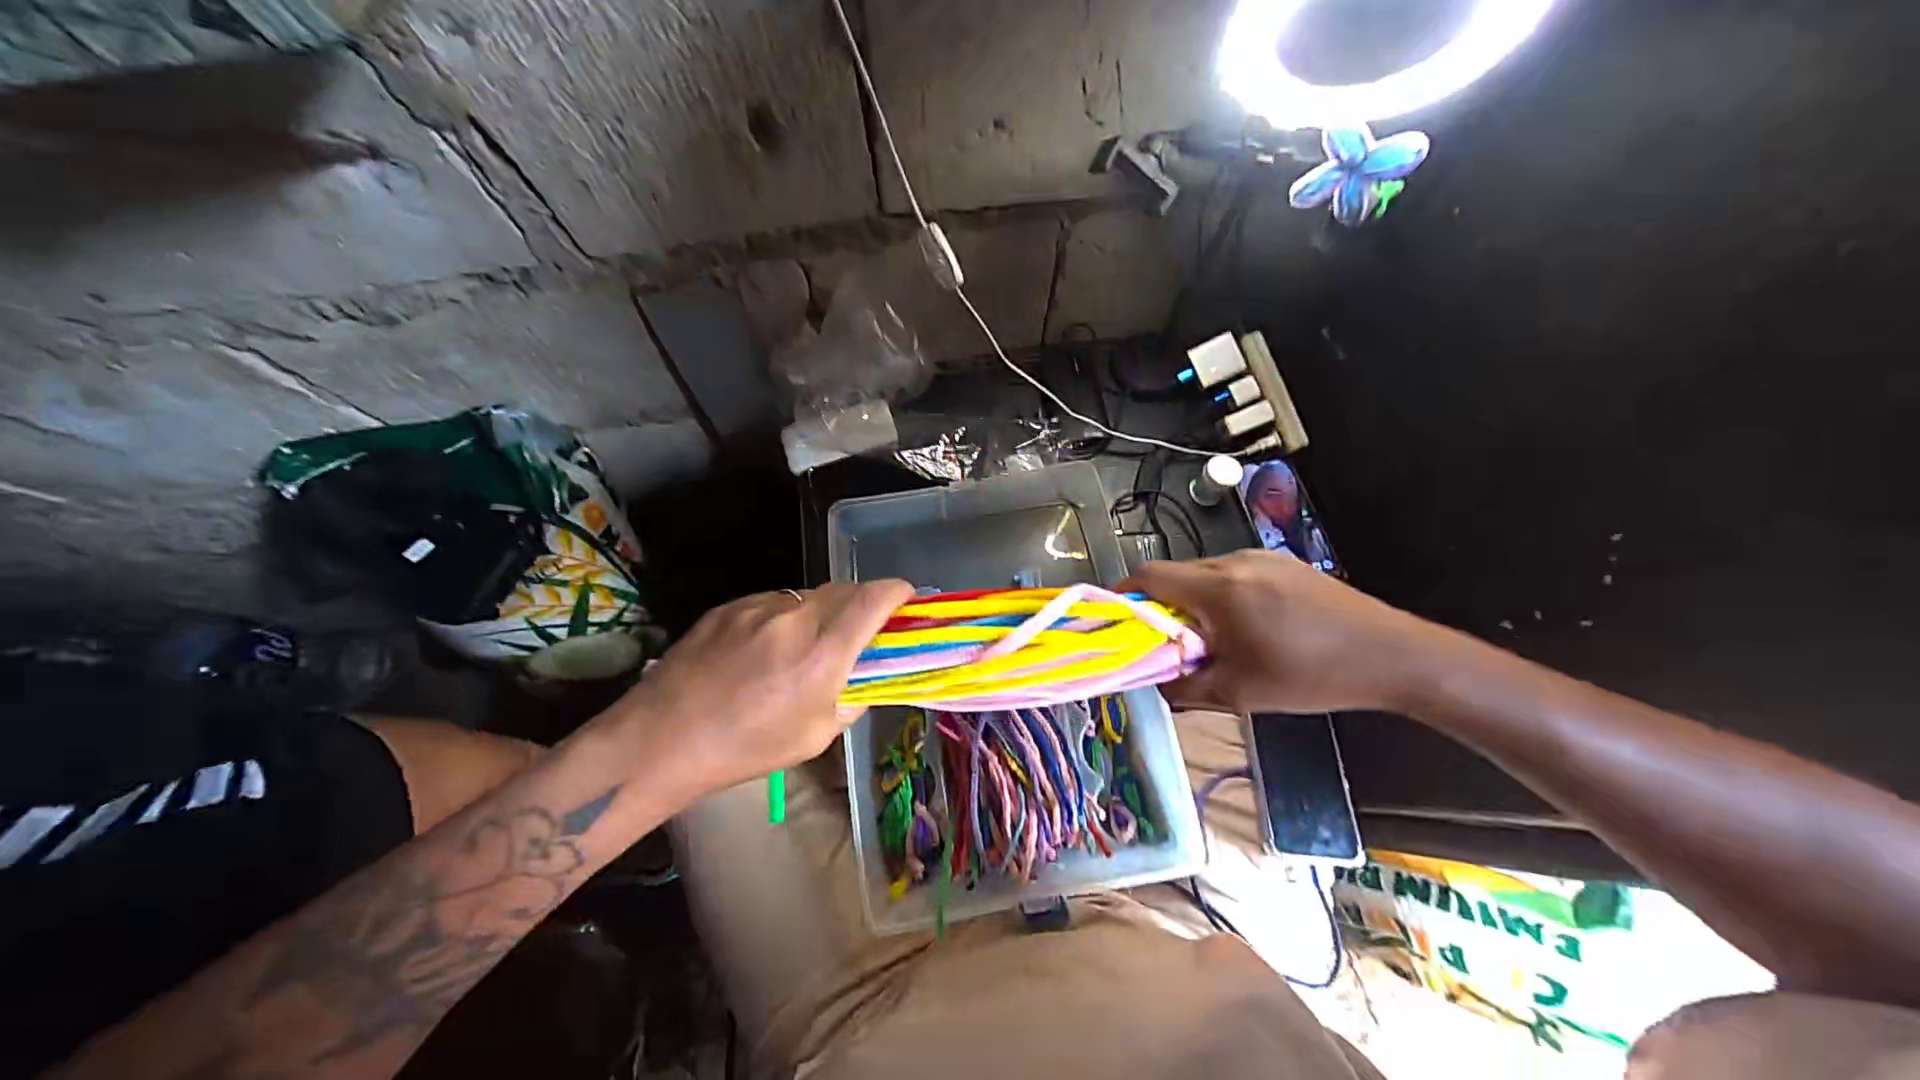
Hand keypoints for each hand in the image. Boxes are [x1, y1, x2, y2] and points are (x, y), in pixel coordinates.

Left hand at [606, 580, 913, 795]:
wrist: (660, 739)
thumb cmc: (745, 748)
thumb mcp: (814, 737)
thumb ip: (850, 699)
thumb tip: (865, 677)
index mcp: (823, 653)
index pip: (875, 599)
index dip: (898, 593)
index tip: (907, 600)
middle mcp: (795, 618)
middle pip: (845, 589)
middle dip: (863, 602)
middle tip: (861, 630)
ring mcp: (758, 607)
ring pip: (808, 596)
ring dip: (821, 613)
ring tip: (802, 648)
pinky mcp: (729, 606)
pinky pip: (772, 602)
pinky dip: (784, 618)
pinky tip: (763, 650)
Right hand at [1121, 551, 1446, 714]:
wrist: (1393, 655)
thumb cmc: (1311, 675)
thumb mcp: (1239, 692)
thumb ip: (1184, 685)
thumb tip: (1152, 680)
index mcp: (1219, 588)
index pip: (1149, 576)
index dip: (1122, 594)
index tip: (1112, 620)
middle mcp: (1235, 561)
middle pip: (1175, 574)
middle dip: (1159, 607)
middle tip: (1164, 642)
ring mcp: (1263, 557)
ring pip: (1204, 574)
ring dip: (1192, 602)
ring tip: (1209, 639)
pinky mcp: (1284, 563)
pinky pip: (1233, 574)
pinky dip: (1220, 597)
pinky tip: (1244, 627)